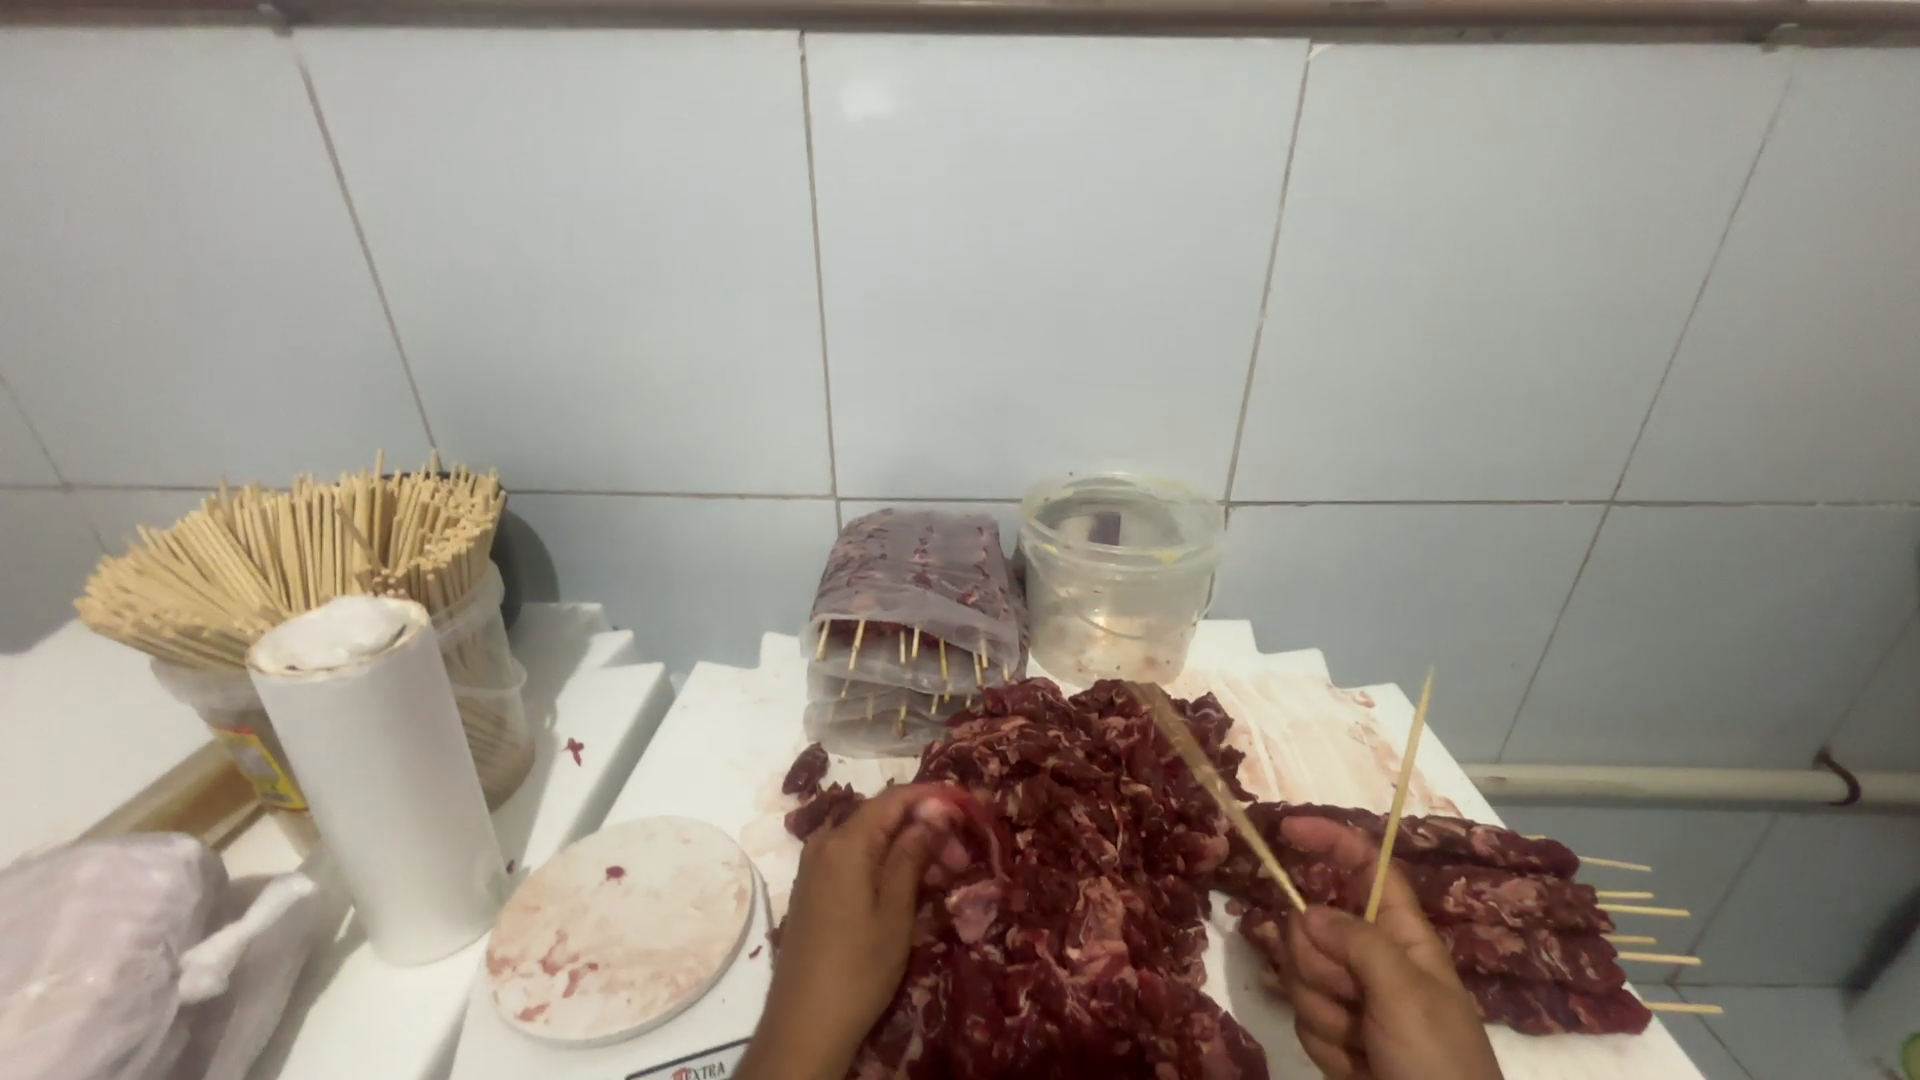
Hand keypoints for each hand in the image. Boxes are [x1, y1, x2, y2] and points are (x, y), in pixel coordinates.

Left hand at [738, 785, 969, 1079]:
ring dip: (906, 847)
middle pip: (880, 817)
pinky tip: (907, 886)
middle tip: (960, 858)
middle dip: (923, 827)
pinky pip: (853, 859)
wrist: (803, 1026)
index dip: (931, 797)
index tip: (965, 809)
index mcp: (845, 841)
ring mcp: (814, 866)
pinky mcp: (813, 889)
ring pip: (868, 839)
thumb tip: (934, 811)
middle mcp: (824, 843)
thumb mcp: (896, 910)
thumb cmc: (858, 967)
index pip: (893, 798)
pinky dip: (883, 862)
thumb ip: (912, 853)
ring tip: (942, 875)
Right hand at [1275, 816, 1504, 1079]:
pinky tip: (1354, 1067)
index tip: (1286, 829)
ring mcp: (1351, 997)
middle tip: (1352, 997)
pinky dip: (1324, 1045)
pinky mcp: (1334, 1033)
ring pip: (1299, 972)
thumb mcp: (1407, 996)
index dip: (1330, 840)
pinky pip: (1300, 1016)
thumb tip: (1305, 910)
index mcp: (1402, 937)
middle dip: (1317, 961)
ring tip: (1362, 1044)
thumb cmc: (1440, 1066)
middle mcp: (1371, 958)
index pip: (1365, 868)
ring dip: (1322, 1010)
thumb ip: (1356, 942)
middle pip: (1311, 922)